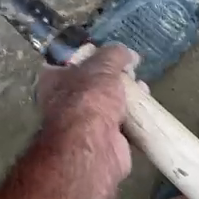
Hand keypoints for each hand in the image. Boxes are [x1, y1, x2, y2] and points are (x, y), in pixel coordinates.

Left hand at [34, 43, 138, 197]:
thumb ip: (114, 54)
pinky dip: (134, 115)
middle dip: (114, 76)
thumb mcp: (103, 65)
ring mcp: (84, 123)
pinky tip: (145, 104)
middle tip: (130, 70)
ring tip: (142, 86)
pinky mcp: (104, 140)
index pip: (66, 61)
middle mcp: (64, 100)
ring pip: (107, 102)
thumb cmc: (89, 97)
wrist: (94, 146)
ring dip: (126, 94)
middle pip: (92, 82)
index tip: (107, 52)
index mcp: (53, 79)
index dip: (87, 54)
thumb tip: (127, 54)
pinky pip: (121, 123)